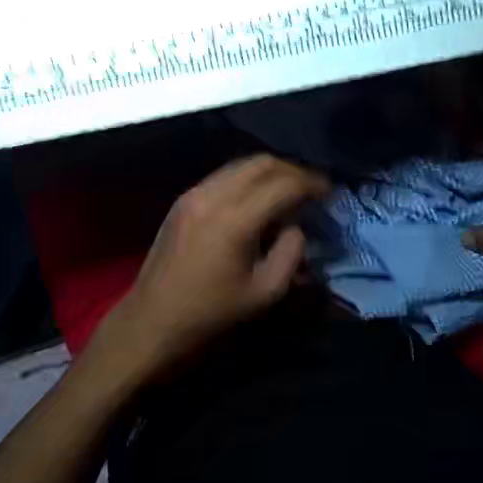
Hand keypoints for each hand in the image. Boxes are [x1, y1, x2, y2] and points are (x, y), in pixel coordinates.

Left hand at [90, 155, 329, 383]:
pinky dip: (249, 179)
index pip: (284, 184)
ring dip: (271, 172)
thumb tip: (295, 226)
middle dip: (293, 170)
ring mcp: (194, 193)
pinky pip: (225, 175)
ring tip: (289, 191)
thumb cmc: (211, 312)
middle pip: (263, 163)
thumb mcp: (265, 292)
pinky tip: (259, 199)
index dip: (312, 183)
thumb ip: (291, 251)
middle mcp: (214, 195)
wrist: (152, 319)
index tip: (330, 193)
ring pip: (242, 164)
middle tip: (312, 188)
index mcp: (236, 220)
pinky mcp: (184, 199)